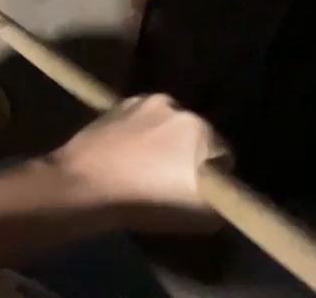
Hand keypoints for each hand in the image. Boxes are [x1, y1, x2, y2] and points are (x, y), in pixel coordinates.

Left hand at [47, 94, 224, 230]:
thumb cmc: (150, 202)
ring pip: (170, 122)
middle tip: (175, 173)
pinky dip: (144, 127)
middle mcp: (178, 108)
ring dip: (167, 135)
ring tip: (150, 159)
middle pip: (197, 134)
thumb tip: (218, 185)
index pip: (226, 156)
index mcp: (204, 133)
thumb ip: (221, 194)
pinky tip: (132, 146)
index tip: (201, 189)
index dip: (217, 176)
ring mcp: (146, 99)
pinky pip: (144, 116)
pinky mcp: (120, 100)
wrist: (89, 181)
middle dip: (191, 151)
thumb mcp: (205, 215)